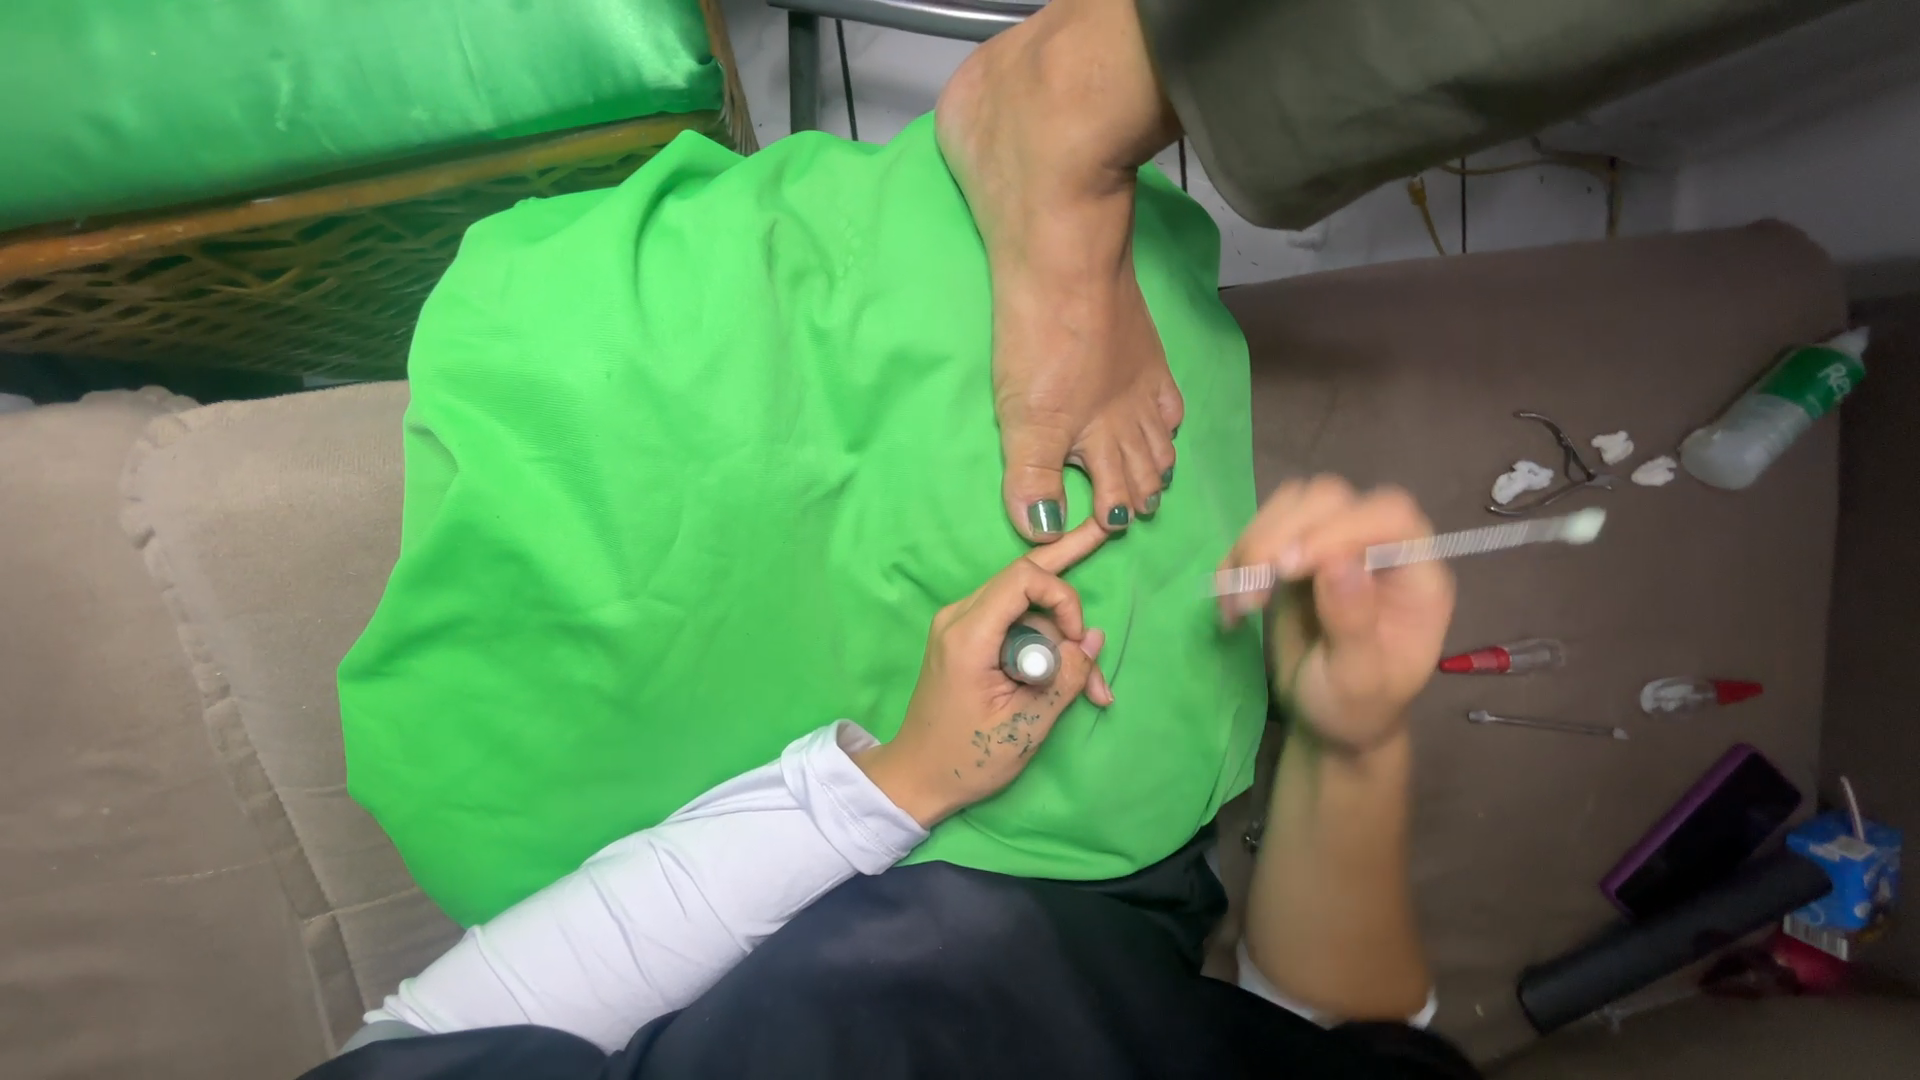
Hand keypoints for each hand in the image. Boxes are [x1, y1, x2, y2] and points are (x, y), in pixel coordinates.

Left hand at [856, 520, 1115, 825]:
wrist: (917, 775)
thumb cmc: (967, 757)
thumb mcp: (1026, 725)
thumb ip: (1064, 677)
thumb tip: (1092, 638)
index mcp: (967, 634)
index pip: (1023, 577)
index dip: (1062, 596)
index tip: (1077, 640)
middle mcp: (960, 617)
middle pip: (1024, 577)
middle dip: (1069, 576)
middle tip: (1106, 529)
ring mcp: (961, 625)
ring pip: (1026, 608)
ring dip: (1062, 640)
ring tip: (1093, 690)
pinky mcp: (968, 638)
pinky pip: (1014, 624)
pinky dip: (1045, 647)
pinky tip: (1074, 679)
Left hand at [935, 0, 1183, 540]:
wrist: (1061, 242)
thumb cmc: (1039, 338)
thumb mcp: (1025, 419)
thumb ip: (1035, 478)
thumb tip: (1043, 535)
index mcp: (1108, 436)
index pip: (1119, 496)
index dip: (1109, 519)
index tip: (1100, 533)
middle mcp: (1135, 413)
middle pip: (1146, 470)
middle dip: (1136, 497)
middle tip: (1126, 513)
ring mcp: (1143, 375)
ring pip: (1161, 436)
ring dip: (1154, 463)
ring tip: (1147, 482)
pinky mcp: (1142, 340)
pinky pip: (1169, 394)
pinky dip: (1167, 420)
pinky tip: (1165, 419)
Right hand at [1218, 477, 1453, 752]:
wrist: (1330, 719)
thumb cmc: (1358, 706)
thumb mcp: (1359, 681)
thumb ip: (1354, 622)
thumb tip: (1339, 562)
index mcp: (1414, 574)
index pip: (1388, 516)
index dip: (1336, 529)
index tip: (1288, 570)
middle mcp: (1377, 547)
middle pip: (1330, 498)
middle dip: (1280, 536)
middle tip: (1255, 590)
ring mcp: (1332, 546)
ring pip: (1291, 504)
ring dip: (1253, 545)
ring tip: (1241, 603)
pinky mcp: (1294, 555)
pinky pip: (1260, 530)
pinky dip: (1235, 561)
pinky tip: (1231, 605)